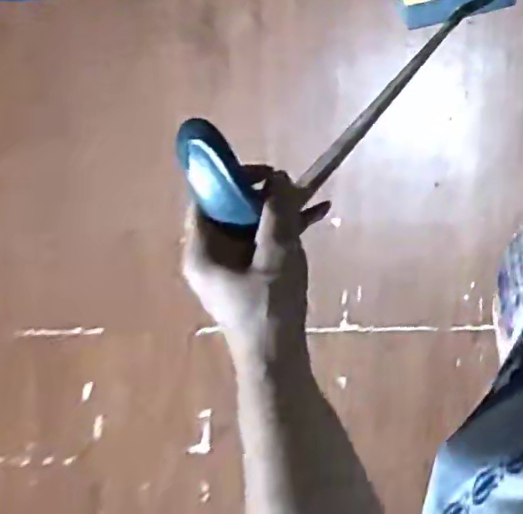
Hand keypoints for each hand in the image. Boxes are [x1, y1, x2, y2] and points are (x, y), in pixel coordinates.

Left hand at [182, 168, 327, 365]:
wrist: (275, 352)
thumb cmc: (269, 304)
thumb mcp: (277, 253)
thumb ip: (277, 213)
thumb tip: (278, 177)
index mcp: (202, 251)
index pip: (206, 200)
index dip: (231, 179)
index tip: (264, 171)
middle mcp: (210, 254)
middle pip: (230, 208)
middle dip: (263, 191)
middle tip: (291, 184)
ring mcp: (230, 263)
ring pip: (252, 220)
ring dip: (280, 206)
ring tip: (310, 195)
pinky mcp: (249, 270)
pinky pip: (264, 236)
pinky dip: (287, 224)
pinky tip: (319, 213)